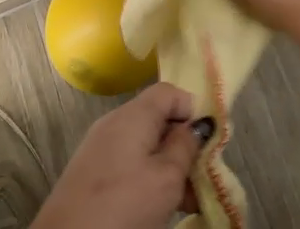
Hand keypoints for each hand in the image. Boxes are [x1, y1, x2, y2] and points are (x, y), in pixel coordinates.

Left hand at [32, 83, 203, 228]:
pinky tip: (158, 206)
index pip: (169, 91)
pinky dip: (148, 178)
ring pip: (145, 146)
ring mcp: (100, 148)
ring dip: (169, 168)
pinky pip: (129, 164)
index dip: (192, 109)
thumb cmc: (122, 206)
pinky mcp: (91, 173)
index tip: (207, 141)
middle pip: (158, 120)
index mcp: (132, 115)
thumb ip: (186, 147)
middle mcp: (114, 124)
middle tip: (201, 179)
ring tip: (186, 201)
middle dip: (183, 147)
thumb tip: (197, 124)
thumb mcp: (166, 178)